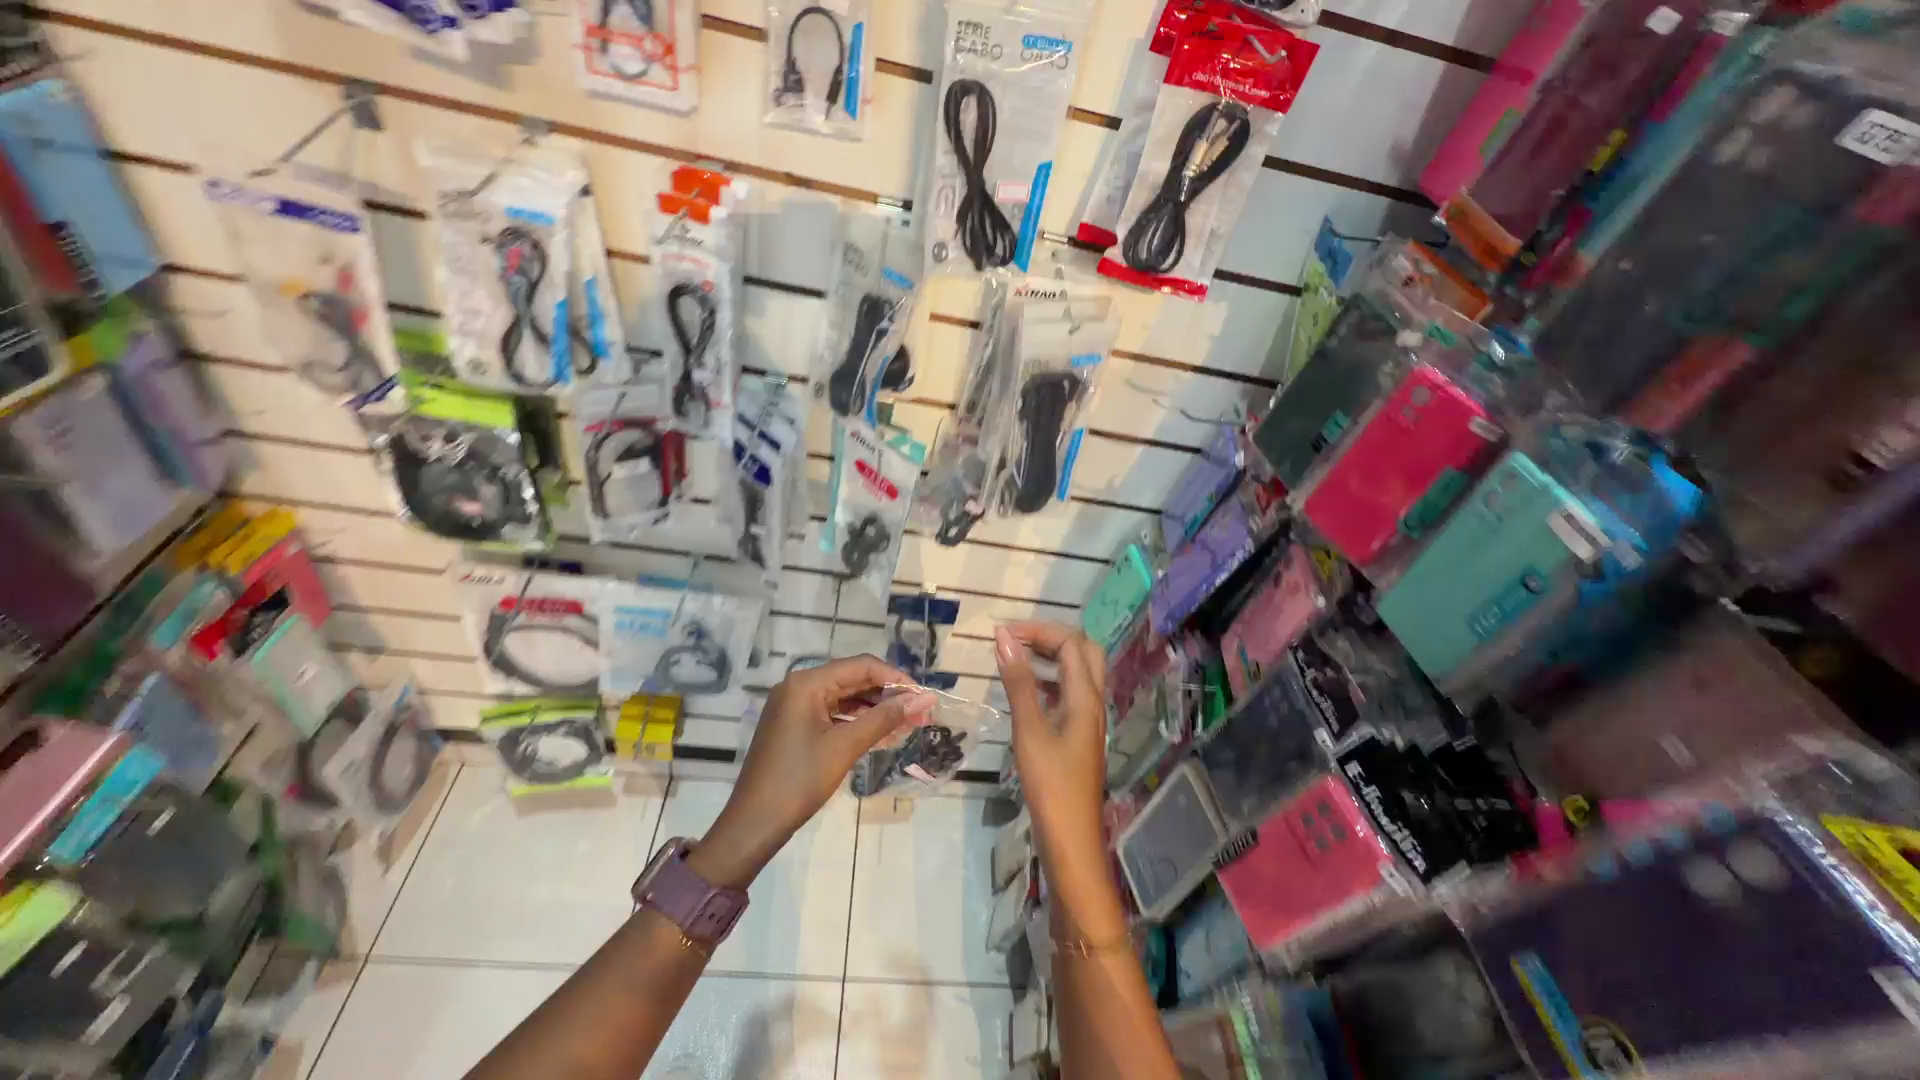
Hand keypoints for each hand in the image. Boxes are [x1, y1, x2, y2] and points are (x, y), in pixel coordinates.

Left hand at [690, 655, 935, 888]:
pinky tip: (884, 735)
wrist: (754, 823)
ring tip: (909, 726)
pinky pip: (834, 716)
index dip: (896, 678)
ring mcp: (795, 708)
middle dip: (889, 696)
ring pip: (845, 699)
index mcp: (806, 683)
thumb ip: (886, 718)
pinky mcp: (796, 727)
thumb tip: (924, 698)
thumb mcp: (845, 746)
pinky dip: (858, 723)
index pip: (861, 666)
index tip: (924, 697)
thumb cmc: (799, 780)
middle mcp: (799, 687)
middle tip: (922, 714)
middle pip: (853, 680)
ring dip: (876, 711)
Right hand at [994, 622, 1121, 935]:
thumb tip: (1004, 638)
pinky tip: (1024, 691)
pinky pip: (1069, 694)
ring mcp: (1089, 719)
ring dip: (1050, 658)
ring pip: (1077, 673)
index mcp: (1086, 697)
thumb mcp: (1029, 730)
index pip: (1071, 642)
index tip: (1003, 633)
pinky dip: (1049, 681)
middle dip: (1050, 637)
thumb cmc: (1050, 783)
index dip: (1039, 630)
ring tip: (1014, 658)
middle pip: (1083, 651)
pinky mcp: (1079, 735)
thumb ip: (1018, 682)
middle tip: (1014, 641)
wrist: (1071, 836)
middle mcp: (1094, 702)